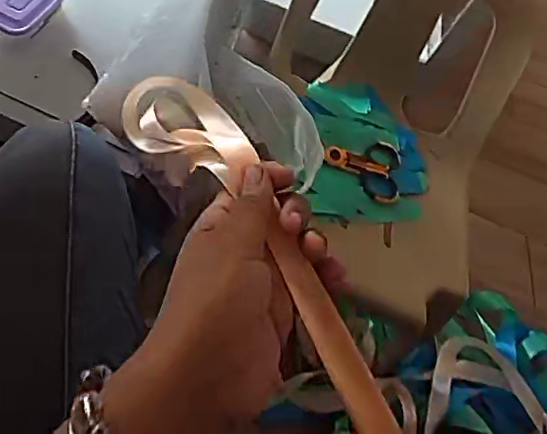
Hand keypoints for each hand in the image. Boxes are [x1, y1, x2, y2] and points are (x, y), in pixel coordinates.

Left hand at [102, 161, 345, 433]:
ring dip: (315, 245)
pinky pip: (312, 286)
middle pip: (279, 217)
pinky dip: (327, 279)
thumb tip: (256, 169)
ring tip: (318, 254)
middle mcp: (244, 248)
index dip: (268, 179)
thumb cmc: (214, 300)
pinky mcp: (286, 312)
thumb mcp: (231, 244)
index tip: (289, 177)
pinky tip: (336, 279)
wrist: (210, 378)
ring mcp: (266, 280)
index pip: (248, 190)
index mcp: (222, 225)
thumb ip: (251, 208)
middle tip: (295, 227)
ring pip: (300, 250)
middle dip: (296, 214)